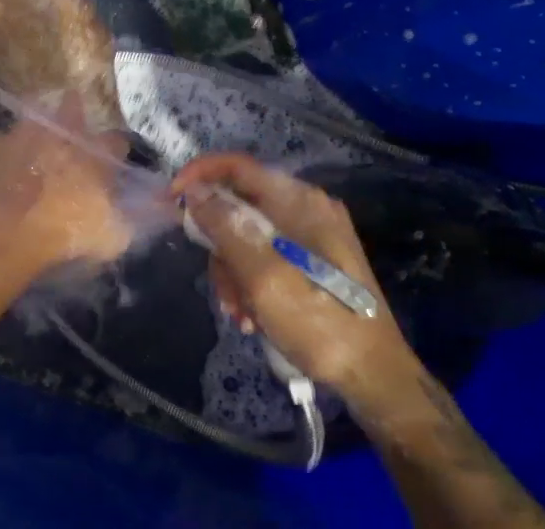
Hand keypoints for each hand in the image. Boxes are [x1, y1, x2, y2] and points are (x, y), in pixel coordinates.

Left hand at [0, 94, 135, 268]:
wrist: (17, 230)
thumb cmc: (71, 231)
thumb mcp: (115, 235)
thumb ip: (138, 219)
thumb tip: (166, 209)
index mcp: (95, 156)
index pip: (116, 141)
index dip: (118, 147)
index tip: (118, 156)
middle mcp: (63, 138)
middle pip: (71, 109)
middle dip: (74, 108)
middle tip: (73, 106)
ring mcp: (29, 138)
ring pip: (35, 114)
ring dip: (38, 118)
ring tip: (38, 124)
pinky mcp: (1, 149)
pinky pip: (3, 139)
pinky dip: (6, 144)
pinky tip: (6, 151)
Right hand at [170, 154, 419, 405]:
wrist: (374, 378)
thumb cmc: (320, 324)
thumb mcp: (263, 275)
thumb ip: (226, 227)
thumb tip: (194, 191)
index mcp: (300, 203)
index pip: (237, 167)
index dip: (198, 176)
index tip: (170, 201)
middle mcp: (306, 210)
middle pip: (238, 206)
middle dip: (217, 246)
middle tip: (217, 287)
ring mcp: (311, 236)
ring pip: (245, 236)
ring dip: (231, 273)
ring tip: (238, 313)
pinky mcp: (313, 262)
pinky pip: (263, 257)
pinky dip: (249, 282)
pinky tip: (252, 316)